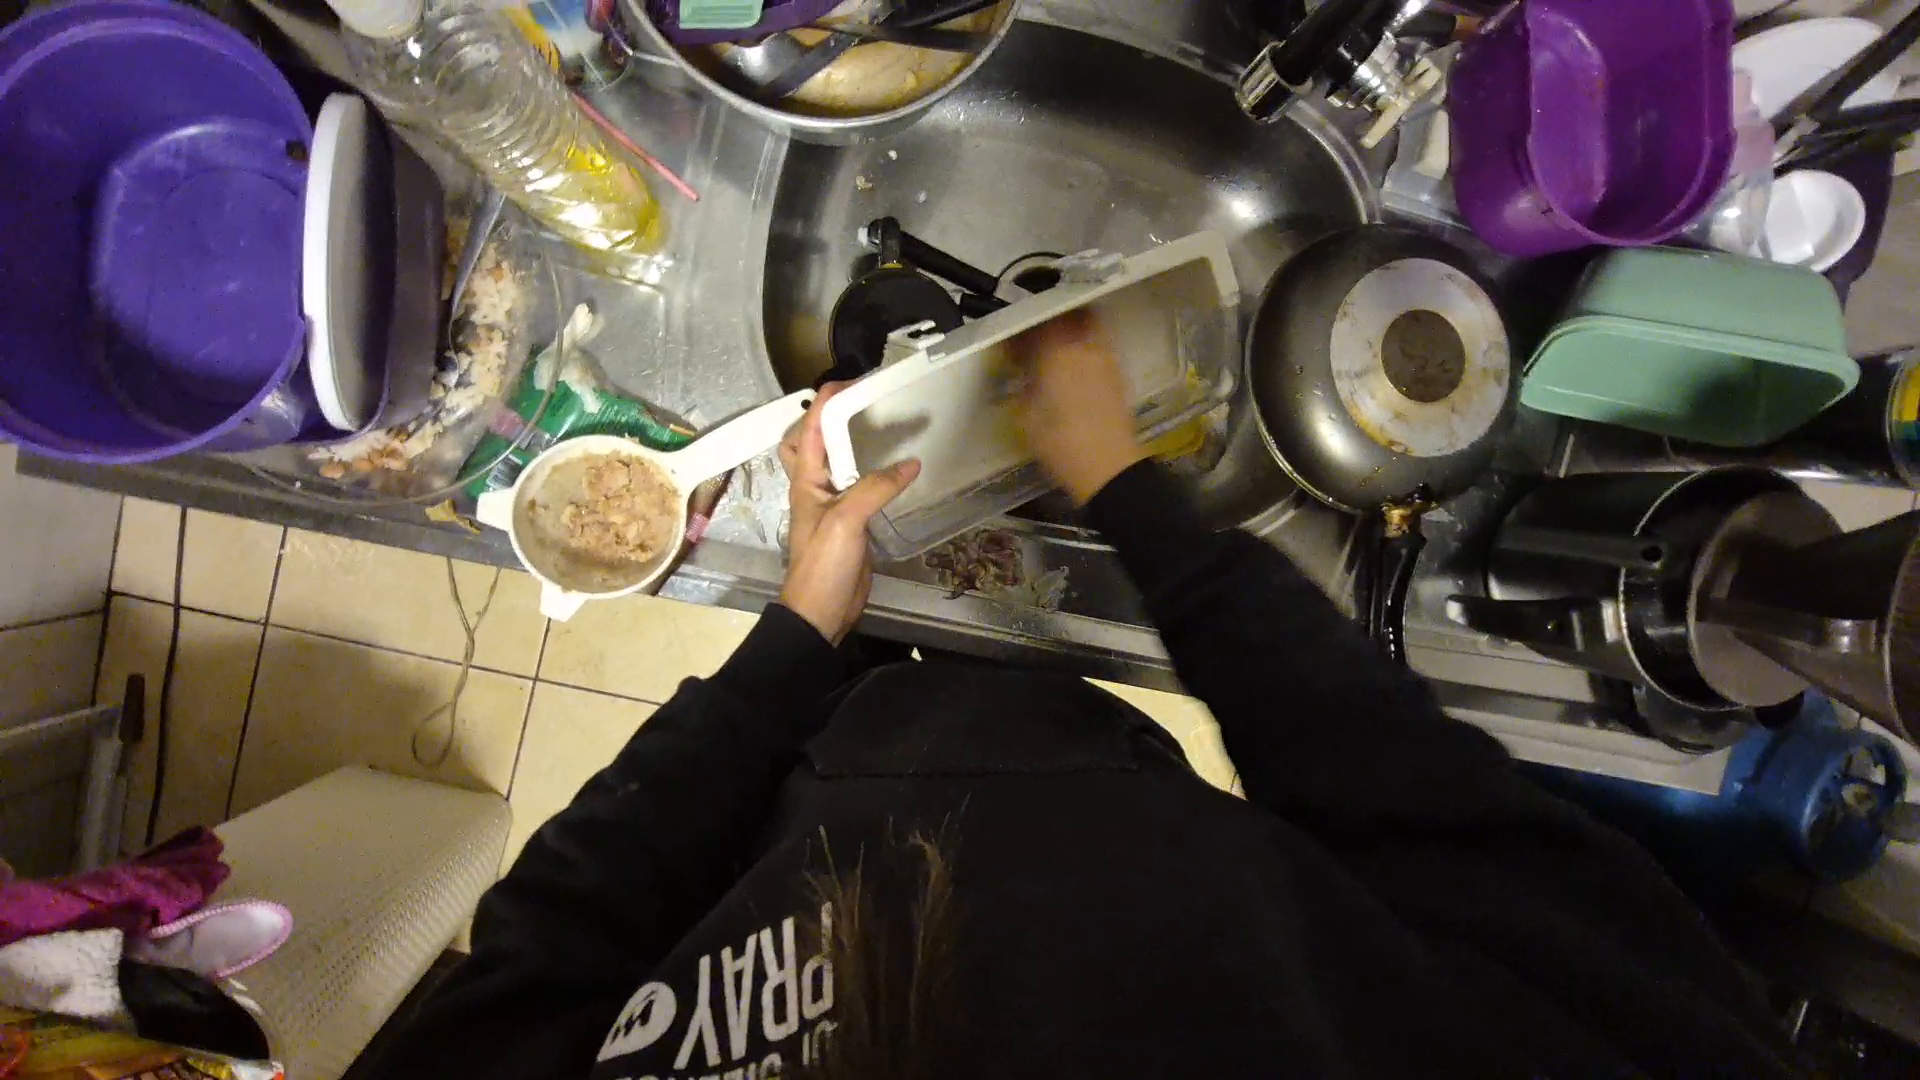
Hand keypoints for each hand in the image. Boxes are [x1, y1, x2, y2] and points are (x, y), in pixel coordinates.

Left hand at [777, 384, 920, 645]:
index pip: (810, 429)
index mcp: (805, 480)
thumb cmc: (824, 564)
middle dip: (827, 418)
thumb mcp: (847, 520)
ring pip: (835, 463)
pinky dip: (872, 472)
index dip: (826, 401)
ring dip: (849, 443)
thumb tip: (912, 462)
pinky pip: (858, 487)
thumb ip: (875, 488)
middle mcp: (815, 487)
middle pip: (810, 441)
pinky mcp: (850, 522)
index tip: (854, 382)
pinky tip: (894, 470)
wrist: (821, 611)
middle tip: (860, 405)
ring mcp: (832, 505)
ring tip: (880, 426)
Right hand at [1008, 311, 1147, 504]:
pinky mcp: (1119, 373)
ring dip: (1071, 328)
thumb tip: (1023, 375)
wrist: (1109, 468)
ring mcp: (1106, 358)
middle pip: (1066, 314)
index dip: (1019, 331)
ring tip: (1058, 348)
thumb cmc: (1061, 445)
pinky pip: (1101, 345)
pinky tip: (1077, 367)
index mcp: (1055, 354)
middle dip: (1049, 321)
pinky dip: (1087, 346)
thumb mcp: (1027, 419)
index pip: (1034, 326)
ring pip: (1088, 324)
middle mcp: (1083, 347)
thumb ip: (1023, 388)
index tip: (1010, 343)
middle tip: (1036, 337)